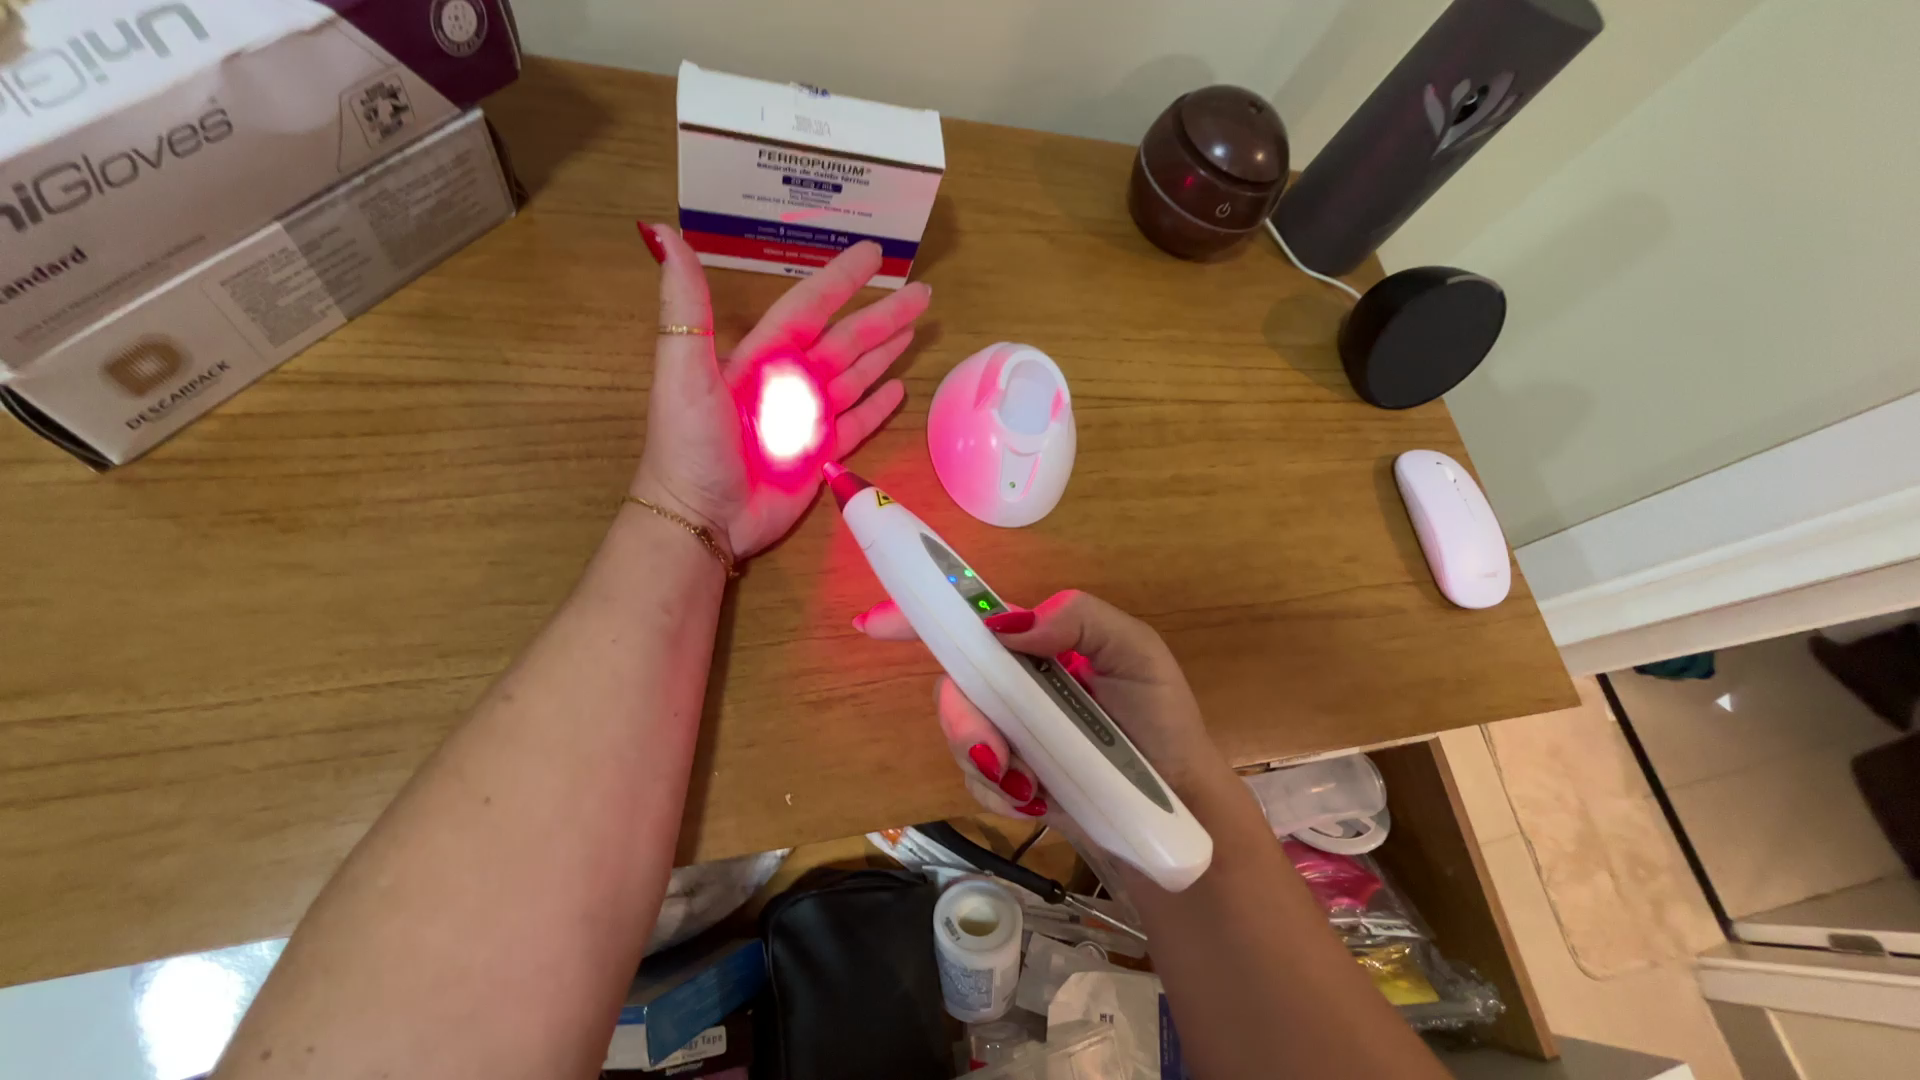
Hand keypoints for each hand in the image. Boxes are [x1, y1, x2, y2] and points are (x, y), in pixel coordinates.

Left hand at [631, 226, 930, 558]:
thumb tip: (664, 233)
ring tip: (915, 329)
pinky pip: (857, 424)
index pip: (808, 308)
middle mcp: (788, 383)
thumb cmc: (690, 446)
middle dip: (882, 317)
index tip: (873, 254)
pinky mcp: (820, 456)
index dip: (840, 281)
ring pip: (855, 377)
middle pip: (844, 341)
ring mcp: (806, 421)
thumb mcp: (682, 372)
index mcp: (760, 357)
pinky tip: (899, 388)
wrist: (700, 519)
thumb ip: (686, 307)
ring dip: (884, 353)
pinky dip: (878, 406)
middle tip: (922, 294)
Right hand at [856, 590, 1233, 819]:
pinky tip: (1035, 798)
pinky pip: (976, 781)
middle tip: (996, 747)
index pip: (970, 622)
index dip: (919, 616)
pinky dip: (998, 791)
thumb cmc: (1161, 720)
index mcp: (1037, 644)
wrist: (1175, 809)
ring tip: (1029, 782)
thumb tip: (1004, 625)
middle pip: (953, 684)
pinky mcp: (1009, 781)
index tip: (874, 624)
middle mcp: (1013, 684)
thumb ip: (1080, 619)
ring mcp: (1009, 733)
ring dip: (984, 759)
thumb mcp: (1136, 651)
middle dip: (962, 717)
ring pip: (958, 736)